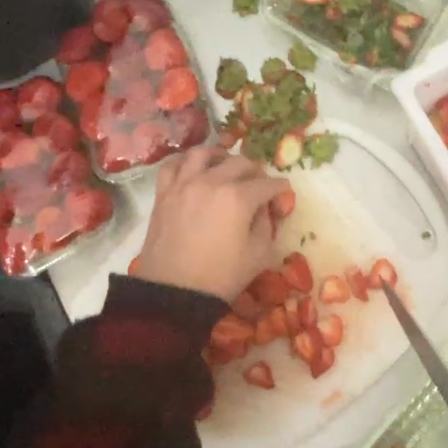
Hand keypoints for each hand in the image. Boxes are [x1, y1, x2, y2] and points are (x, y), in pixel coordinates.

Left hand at [134, 147, 292, 302]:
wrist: (174, 293)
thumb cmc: (221, 277)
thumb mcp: (259, 255)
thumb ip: (266, 224)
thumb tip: (263, 208)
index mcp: (238, 198)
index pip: (267, 184)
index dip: (280, 188)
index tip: (283, 193)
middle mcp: (211, 182)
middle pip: (239, 163)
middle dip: (255, 171)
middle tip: (259, 183)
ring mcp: (184, 184)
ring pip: (204, 153)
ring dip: (220, 156)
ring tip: (225, 165)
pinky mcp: (163, 193)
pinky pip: (173, 165)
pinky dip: (186, 162)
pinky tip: (193, 170)